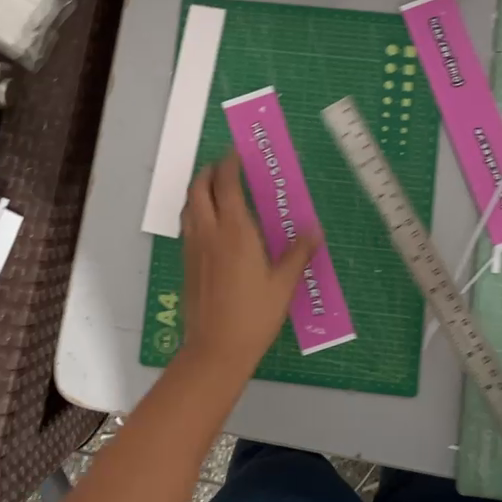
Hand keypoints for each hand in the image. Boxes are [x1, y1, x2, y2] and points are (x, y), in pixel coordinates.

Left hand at [177, 154, 320, 376]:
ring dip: (199, 189)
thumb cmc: (254, 315)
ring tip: (215, 187)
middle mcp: (209, 232)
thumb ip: (298, 253)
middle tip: (224, 165)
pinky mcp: (186, 263)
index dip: (229, 164)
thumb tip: (314, 231)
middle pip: (199, 188)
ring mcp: (194, 248)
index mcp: (235, 231)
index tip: (237, 153)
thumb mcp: (284, 284)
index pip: (226, 184)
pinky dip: (195, 210)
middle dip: (209, 170)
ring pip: (189, 205)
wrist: (215, 349)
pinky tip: (209, 221)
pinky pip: (187, 224)